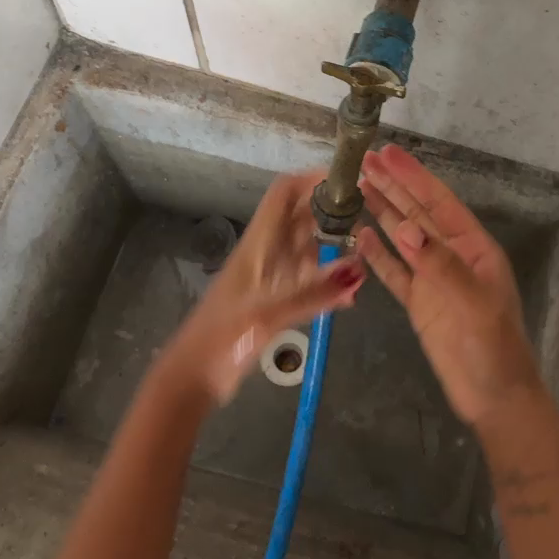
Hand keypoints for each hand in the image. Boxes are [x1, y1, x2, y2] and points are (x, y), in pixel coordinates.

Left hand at [161, 169, 364, 404]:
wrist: (191, 378)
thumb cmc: (223, 340)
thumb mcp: (269, 315)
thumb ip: (314, 294)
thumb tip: (359, 272)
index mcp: (257, 245)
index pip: (284, 193)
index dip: (312, 179)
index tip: (348, 181)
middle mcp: (263, 253)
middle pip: (297, 216)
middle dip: (329, 209)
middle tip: (367, 214)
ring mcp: (266, 278)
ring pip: (302, 247)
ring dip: (330, 244)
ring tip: (364, 248)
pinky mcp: (269, 301)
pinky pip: (303, 279)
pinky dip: (325, 279)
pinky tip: (348, 292)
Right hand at [355, 145, 540, 425]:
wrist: (494, 397)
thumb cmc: (493, 348)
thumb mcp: (473, 303)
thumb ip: (439, 265)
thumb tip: (405, 229)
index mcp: (474, 249)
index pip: (438, 204)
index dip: (413, 177)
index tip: (388, 154)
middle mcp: (452, 257)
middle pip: (418, 214)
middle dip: (393, 187)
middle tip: (364, 162)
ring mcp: (434, 280)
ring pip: (404, 238)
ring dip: (383, 212)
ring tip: (357, 187)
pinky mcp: (420, 303)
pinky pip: (395, 272)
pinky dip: (378, 254)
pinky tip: (361, 234)